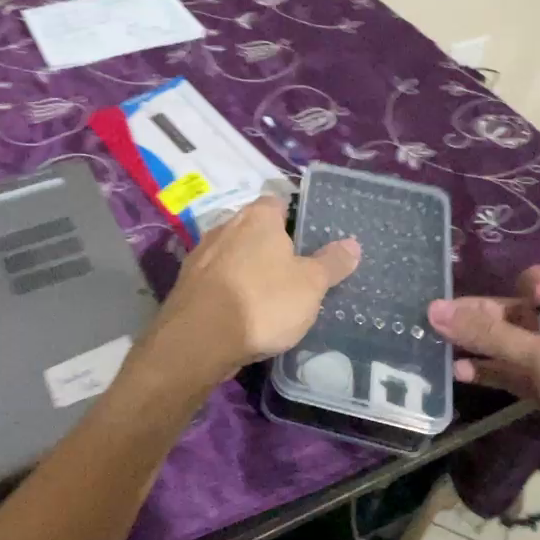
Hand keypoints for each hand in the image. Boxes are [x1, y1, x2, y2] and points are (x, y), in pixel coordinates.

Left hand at [123, 196, 359, 403]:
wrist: (199, 338)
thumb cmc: (262, 302)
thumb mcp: (310, 285)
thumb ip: (331, 263)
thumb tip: (352, 244)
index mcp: (257, 218)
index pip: (276, 202)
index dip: (293, 216)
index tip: (307, 237)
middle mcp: (225, 226)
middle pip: (252, 228)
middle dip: (269, 245)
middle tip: (293, 269)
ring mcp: (201, 254)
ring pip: (231, 253)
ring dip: (246, 268)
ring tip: (268, 293)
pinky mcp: (186, 283)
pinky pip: (215, 279)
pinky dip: (228, 288)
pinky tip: (240, 311)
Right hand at [428, 267, 539, 514]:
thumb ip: (492, 335)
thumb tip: (435, 309)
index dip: (524, 284)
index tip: (502, 299)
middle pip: (524, 310)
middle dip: (484, 314)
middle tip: (438, 317)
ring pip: (512, 343)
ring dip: (479, 344)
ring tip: (437, 342)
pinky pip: (513, 373)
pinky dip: (488, 371)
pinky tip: (459, 372)